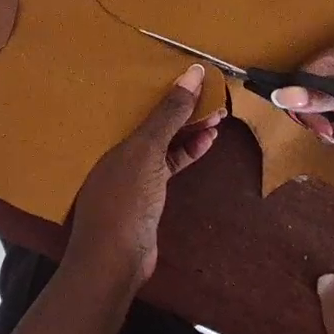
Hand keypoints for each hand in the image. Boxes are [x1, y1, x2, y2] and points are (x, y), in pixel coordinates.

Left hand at [65, 64, 225, 291]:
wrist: (114, 261)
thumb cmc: (127, 200)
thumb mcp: (148, 151)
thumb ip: (169, 114)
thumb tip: (192, 73)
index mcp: (115, 138)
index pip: (147, 106)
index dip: (174, 92)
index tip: (201, 80)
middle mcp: (123, 153)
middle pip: (158, 124)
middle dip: (187, 111)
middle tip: (217, 98)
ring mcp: (135, 176)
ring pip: (167, 144)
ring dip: (191, 131)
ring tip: (218, 118)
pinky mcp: (148, 198)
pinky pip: (171, 165)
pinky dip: (188, 153)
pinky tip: (207, 144)